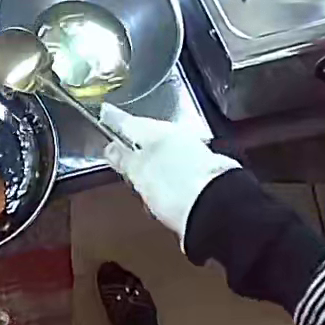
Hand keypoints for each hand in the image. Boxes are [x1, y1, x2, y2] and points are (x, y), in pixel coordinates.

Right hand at [100, 103, 240, 246]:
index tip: (104, 114)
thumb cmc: (172, 185)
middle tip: (121, 153)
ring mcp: (195, 153)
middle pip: (148, 137)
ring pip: (165, 153)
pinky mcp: (207, 173)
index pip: (128, 121)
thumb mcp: (138, 172)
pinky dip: (169, 175)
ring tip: (141, 178)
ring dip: (153, 162)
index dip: (114, 119)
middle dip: (136, 144)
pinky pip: (179, 168)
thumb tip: (110, 147)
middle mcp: (177, 136)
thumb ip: (123, 158)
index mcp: (157, 130)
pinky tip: (164, 189)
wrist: (220, 210)